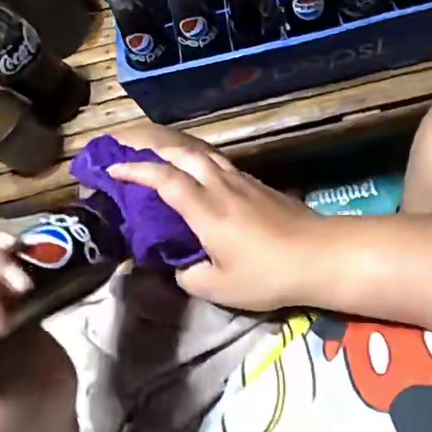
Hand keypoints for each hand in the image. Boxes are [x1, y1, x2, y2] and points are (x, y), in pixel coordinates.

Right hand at [108, 144, 319, 310]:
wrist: (319, 253)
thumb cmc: (267, 273)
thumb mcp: (219, 286)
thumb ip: (188, 274)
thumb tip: (178, 264)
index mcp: (205, 208)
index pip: (162, 179)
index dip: (135, 170)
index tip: (112, 167)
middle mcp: (219, 184)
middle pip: (181, 152)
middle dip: (150, 145)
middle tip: (127, 146)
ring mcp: (240, 179)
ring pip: (201, 151)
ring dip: (174, 146)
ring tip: (156, 150)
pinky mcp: (256, 182)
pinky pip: (217, 160)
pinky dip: (196, 156)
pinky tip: (195, 167)